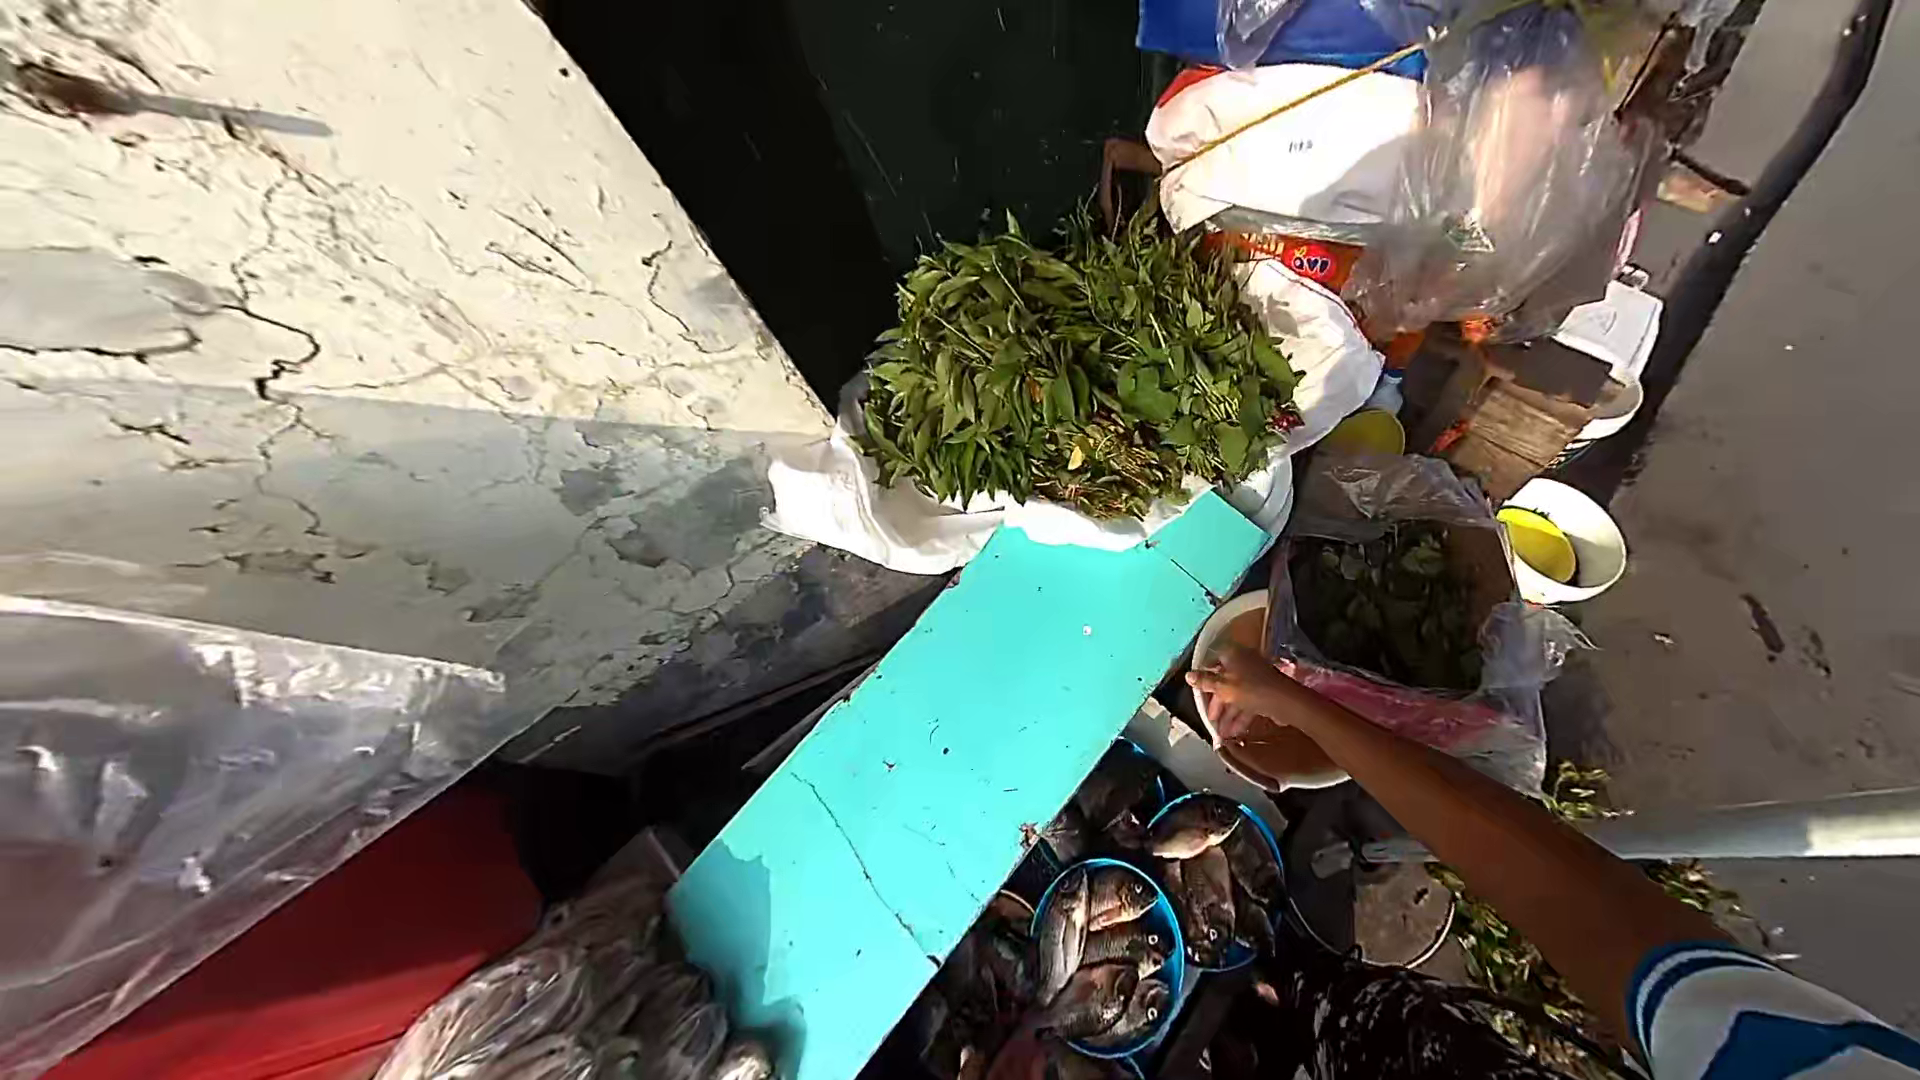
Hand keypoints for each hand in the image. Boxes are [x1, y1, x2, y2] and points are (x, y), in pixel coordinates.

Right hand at [1185, 643, 1313, 737]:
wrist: (1286, 702)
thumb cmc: (1250, 689)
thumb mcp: (1222, 686)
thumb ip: (1204, 681)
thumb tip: (1187, 675)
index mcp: (1232, 656)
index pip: (1211, 663)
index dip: (1203, 679)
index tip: (1198, 694)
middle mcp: (1243, 664)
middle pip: (1223, 682)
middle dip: (1217, 704)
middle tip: (1210, 720)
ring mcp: (1255, 678)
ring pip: (1236, 696)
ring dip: (1228, 714)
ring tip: (1221, 732)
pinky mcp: (1264, 692)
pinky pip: (1247, 703)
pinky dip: (1240, 716)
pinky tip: (1234, 732)